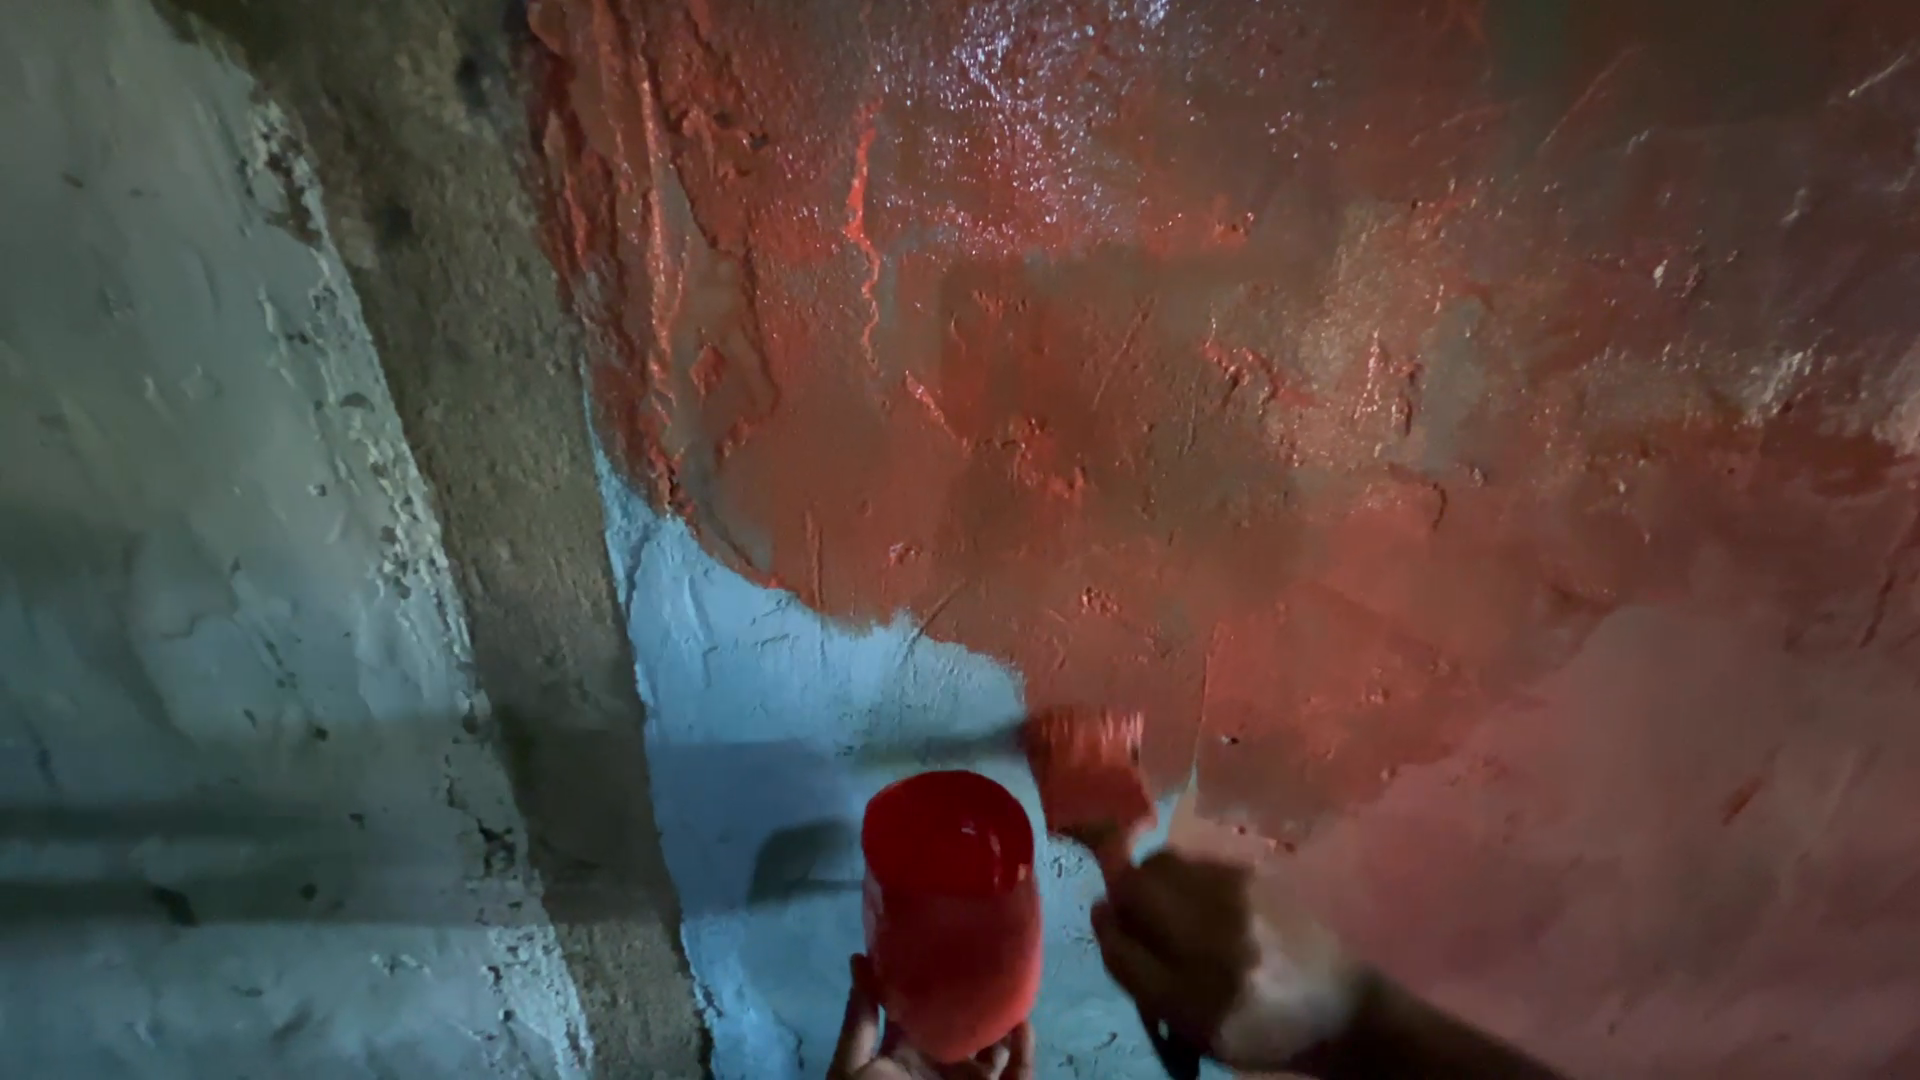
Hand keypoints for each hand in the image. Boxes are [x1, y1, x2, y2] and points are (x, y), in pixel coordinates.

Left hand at [830, 955, 1033, 1079]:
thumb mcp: (853, 1067)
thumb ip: (860, 1016)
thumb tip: (859, 957)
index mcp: (905, 1058)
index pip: (921, 1012)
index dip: (930, 979)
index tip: (943, 939)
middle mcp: (940, 1069)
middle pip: (963, 1026)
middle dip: (975, 996)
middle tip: (986, 954)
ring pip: (996, 1049)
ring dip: (1005, 1019)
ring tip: (1010, 984)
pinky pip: (1019, 1076)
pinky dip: (1025, 1052)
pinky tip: (1022, 1022)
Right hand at [1091, 850, 1361, 1072]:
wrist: (1340, 1008)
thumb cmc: (1261, 1026)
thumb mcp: (1198, 1029)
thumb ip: (1142, 976)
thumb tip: (1103, 912)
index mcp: (1200, 997)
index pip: (1121, 948)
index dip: (1106, 930)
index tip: (1108, 923)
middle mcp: (1216, 941)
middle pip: (1134, 887)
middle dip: (1124, 895)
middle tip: (1137, 913)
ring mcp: (1235, 898)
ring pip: (1159, 865)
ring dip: (1151, 880)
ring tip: (1169, 904)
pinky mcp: (1250, 873)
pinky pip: (1190, 860)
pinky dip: (1181, 876)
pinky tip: (1202, 898)